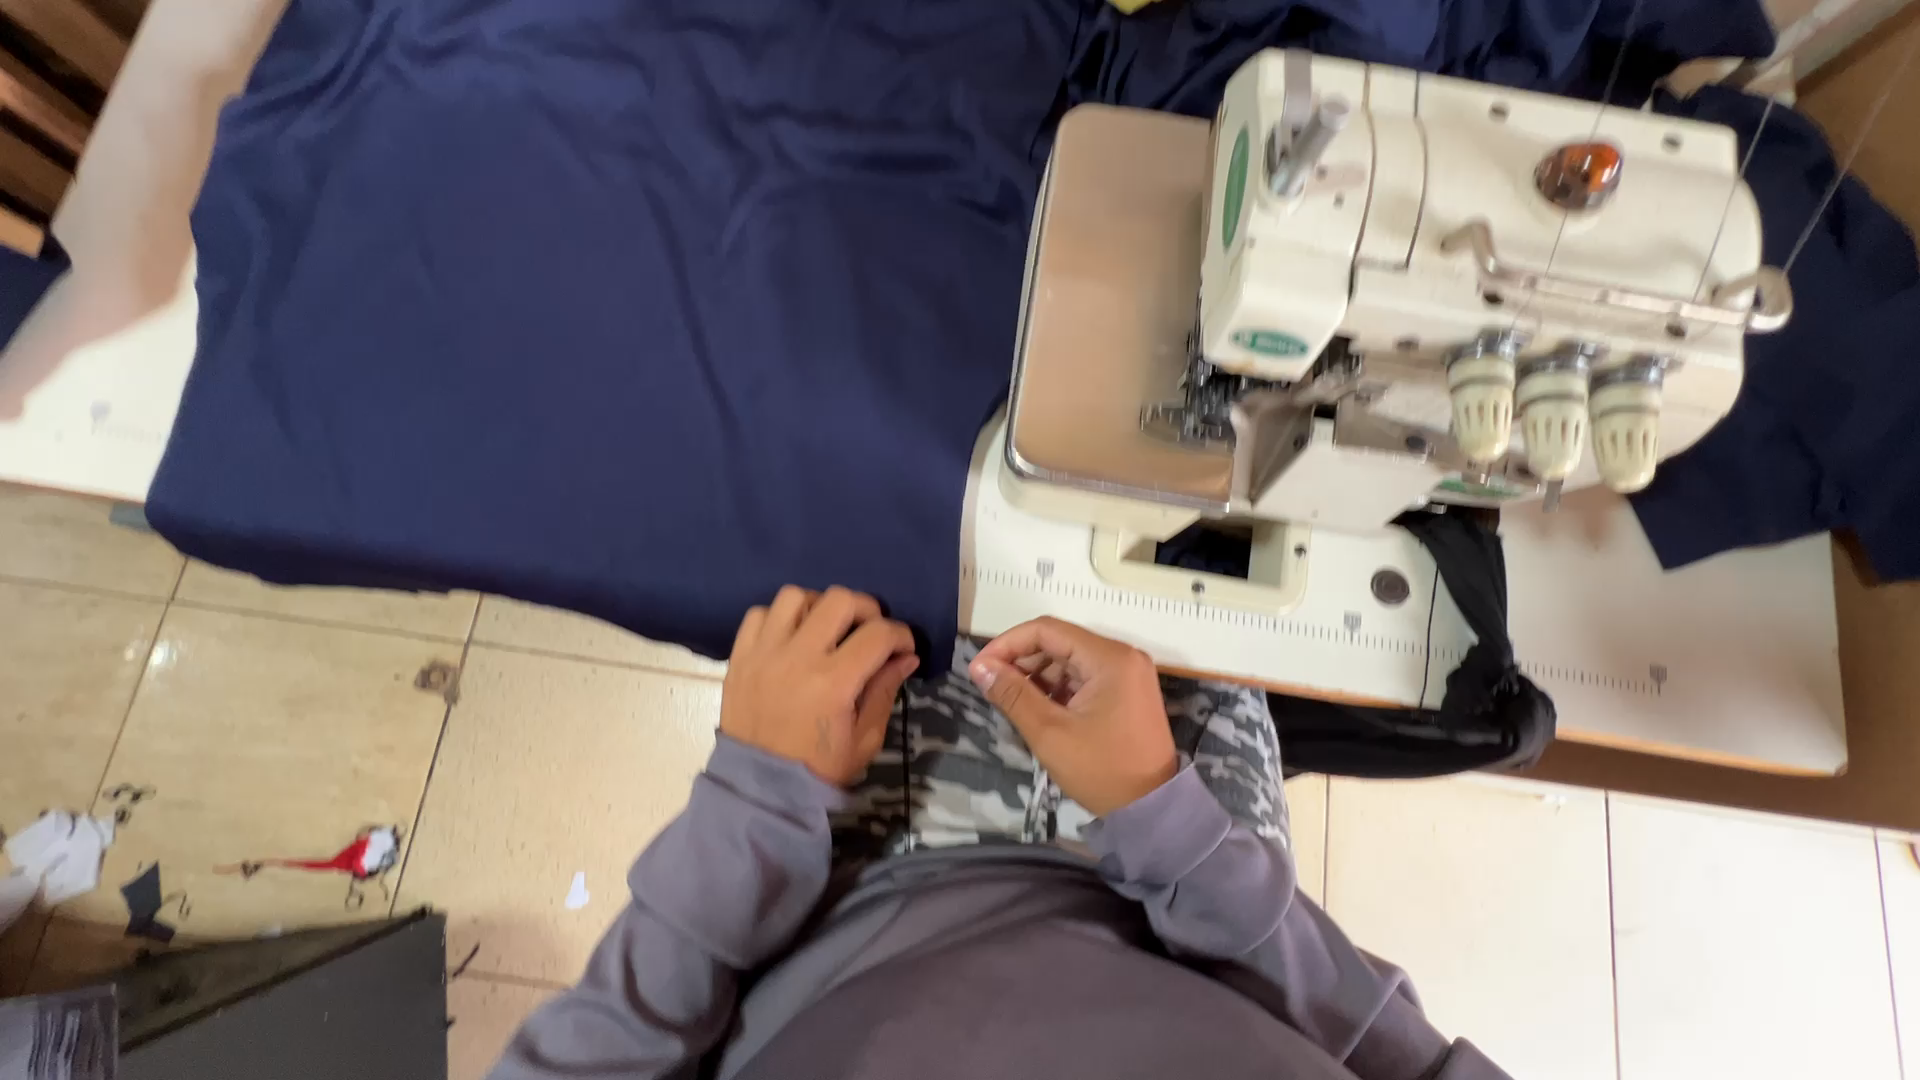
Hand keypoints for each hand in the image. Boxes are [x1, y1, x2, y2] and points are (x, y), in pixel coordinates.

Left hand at [721, 586, 918, 786]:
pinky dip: (780, 617)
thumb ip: (885, 691)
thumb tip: (906, 656)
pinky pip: (760, 613)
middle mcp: (798, 657)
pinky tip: (792, 638)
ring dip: (820, 607)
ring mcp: (764, 653)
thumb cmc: (819, 768)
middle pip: (840, 599)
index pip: (879, 634)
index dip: (901, 635)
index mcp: (833, 683)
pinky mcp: (740, 656)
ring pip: (796, 596)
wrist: (759, 790)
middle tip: (870, 631)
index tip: (903, 649)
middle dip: (867, 609)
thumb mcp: (865, 738)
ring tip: (827, 629)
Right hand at [969, 617, 1177, 816]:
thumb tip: (980, 667)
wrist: (1152, 811)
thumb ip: (1013, 694)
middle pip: (1059, 641)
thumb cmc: (1101, 771)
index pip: (1047, 630)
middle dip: (1021, 660)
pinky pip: (1083, 677)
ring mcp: (1126, 673)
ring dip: (1037, 675)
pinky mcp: (1126, 691)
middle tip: (991, 685)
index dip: (1008, 643)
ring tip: (1010, 699)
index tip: (980, 667)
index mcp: (1109, 658)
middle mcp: (1121, 656)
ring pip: (1069, 659)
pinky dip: (1056, 687)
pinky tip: (1036, 707)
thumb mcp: (1050, 733)